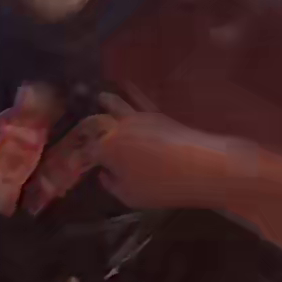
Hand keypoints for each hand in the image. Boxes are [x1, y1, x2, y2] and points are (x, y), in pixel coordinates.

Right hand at [94, 94, 255, 210]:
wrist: (202, 166)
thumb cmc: (162, 185)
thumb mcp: (131, 196)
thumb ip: (112, 185)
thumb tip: (105, 174)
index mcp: (106, 149)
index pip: (86, 149)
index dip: (80, 156)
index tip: (78, 161)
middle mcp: (117, 128)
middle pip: (95, 122)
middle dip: (87, 126)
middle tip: (83, 130)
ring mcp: (137, 117)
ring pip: (115, 103)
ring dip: (105, 101)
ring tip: (100, 97)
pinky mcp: (156, 114)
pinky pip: (139, 98)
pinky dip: (131, 90)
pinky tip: (127, 84)